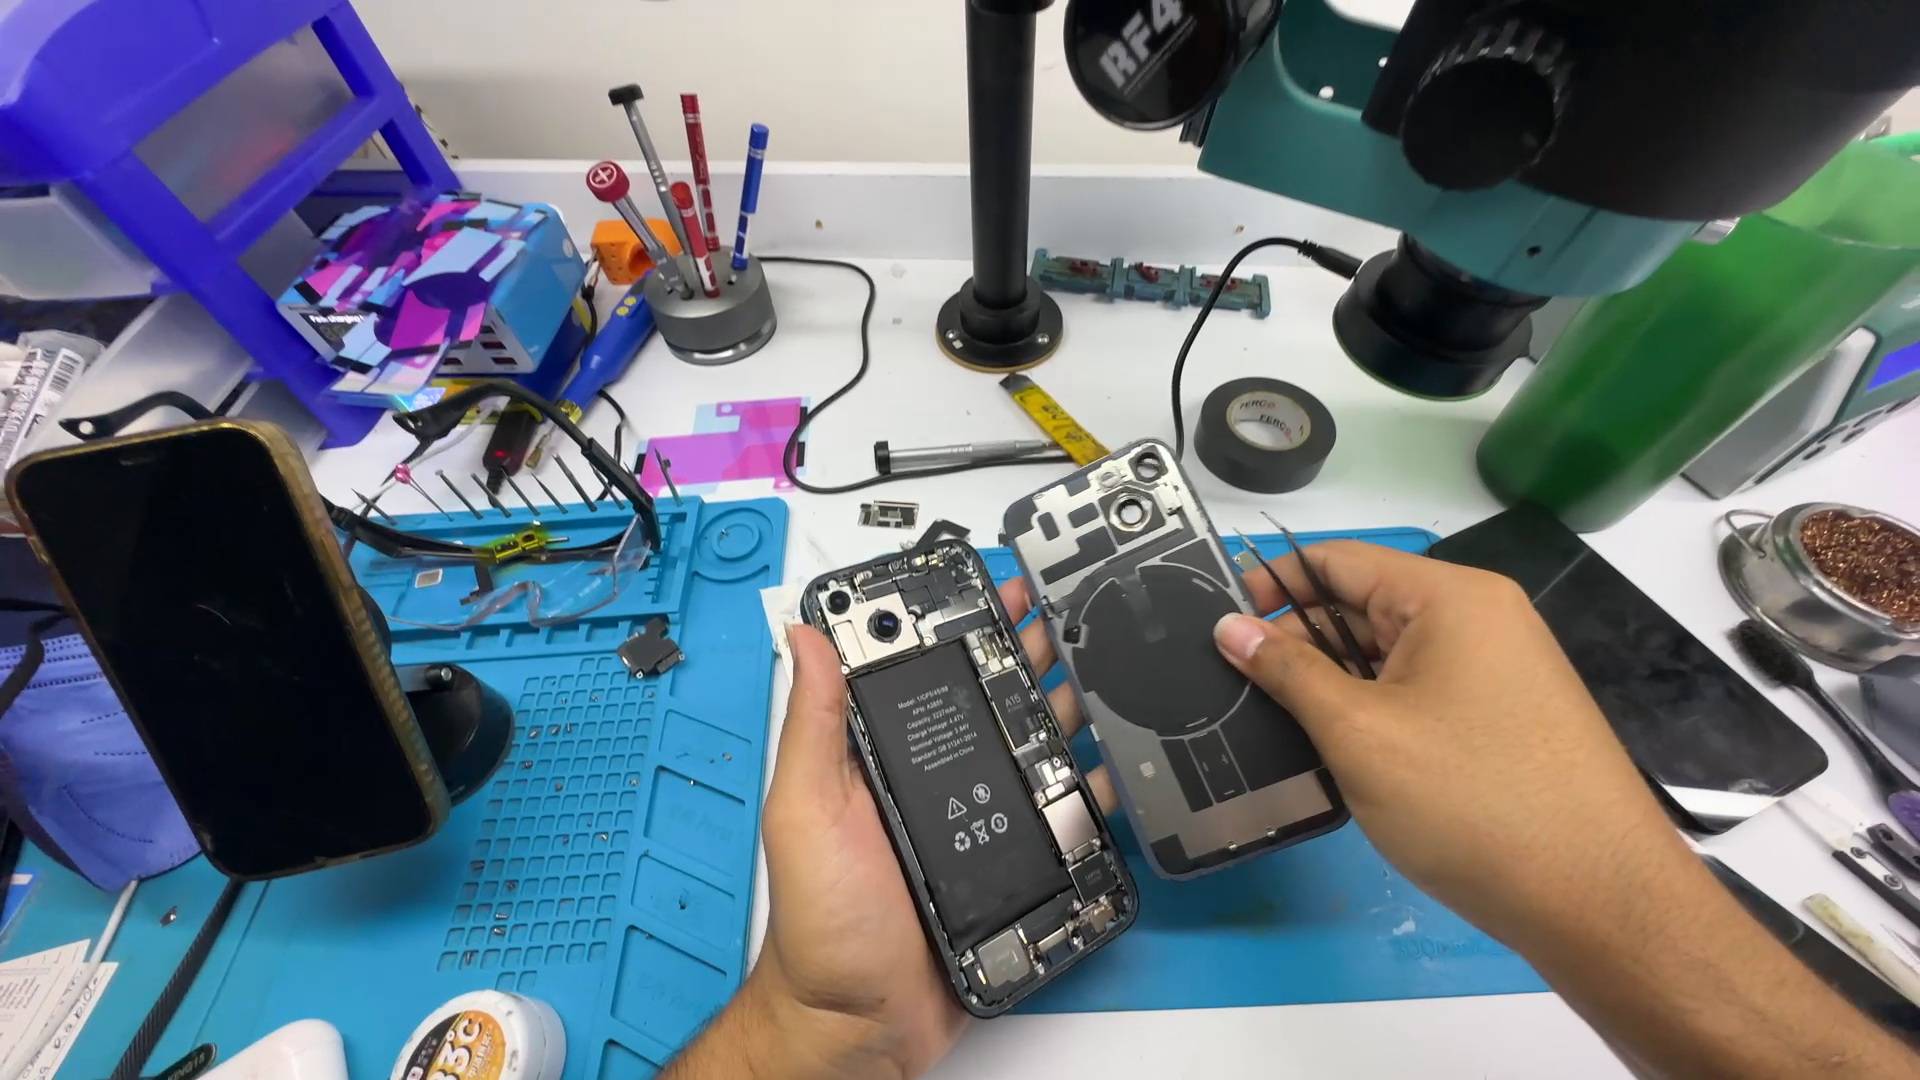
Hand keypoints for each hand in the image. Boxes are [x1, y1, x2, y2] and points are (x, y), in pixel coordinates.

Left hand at [668, 580, 1110, 1079]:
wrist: (866, 1020)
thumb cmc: (824, 922)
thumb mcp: (808, 809)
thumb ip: (813, 724)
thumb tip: (807, 635)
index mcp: (885, 747)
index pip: (921, 666)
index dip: (952, 621)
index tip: (981, 586)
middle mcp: (934, 768)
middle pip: (985, 692)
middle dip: (1021, 646)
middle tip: (1056, 610)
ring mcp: (977, 808)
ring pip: (1029, 738)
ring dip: (1060, 698)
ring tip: (1094, 663)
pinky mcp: (1012, 850)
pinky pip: (1059, 804)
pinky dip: (1087, 777)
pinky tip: (1113, 754)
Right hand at [1211, 541, 1685, 949]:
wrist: (1606, 912)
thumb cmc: (1472, 803)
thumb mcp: (1357, 731)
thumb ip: (1285, 670)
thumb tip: (1227, 627)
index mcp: (1448, 599)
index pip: (1335, 561)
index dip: (1270, 583)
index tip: (1220, 625)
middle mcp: (1474, 619)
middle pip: (1356, 605)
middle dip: (1293, 640)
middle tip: (1234, 682)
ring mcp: (1490, 670)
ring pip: (1379, 653)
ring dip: (1324, 679)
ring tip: (1270, 716)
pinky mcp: (1494, 716)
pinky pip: (1408, 689)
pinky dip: (1362, 707)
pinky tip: (1326, 743)